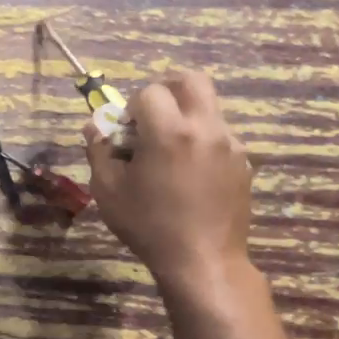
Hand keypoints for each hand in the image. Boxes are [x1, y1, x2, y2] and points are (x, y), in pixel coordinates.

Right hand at [85, 71, 252, 287]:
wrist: (202, 259)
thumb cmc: (147, 223)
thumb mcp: (108, 188)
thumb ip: (99, 151)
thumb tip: (94, 126)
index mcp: (170, 133)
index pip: (150, 91)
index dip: (131, 106)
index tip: (125, 131)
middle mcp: (206, 128)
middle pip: (192, 80)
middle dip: (166, 87)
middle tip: (148, 112)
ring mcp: (230, 144)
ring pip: (207, 106)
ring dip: (183, 114)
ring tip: (165, 149)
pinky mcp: (243, 161)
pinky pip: (218, 132)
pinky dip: (198, 136)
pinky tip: (184, 170)